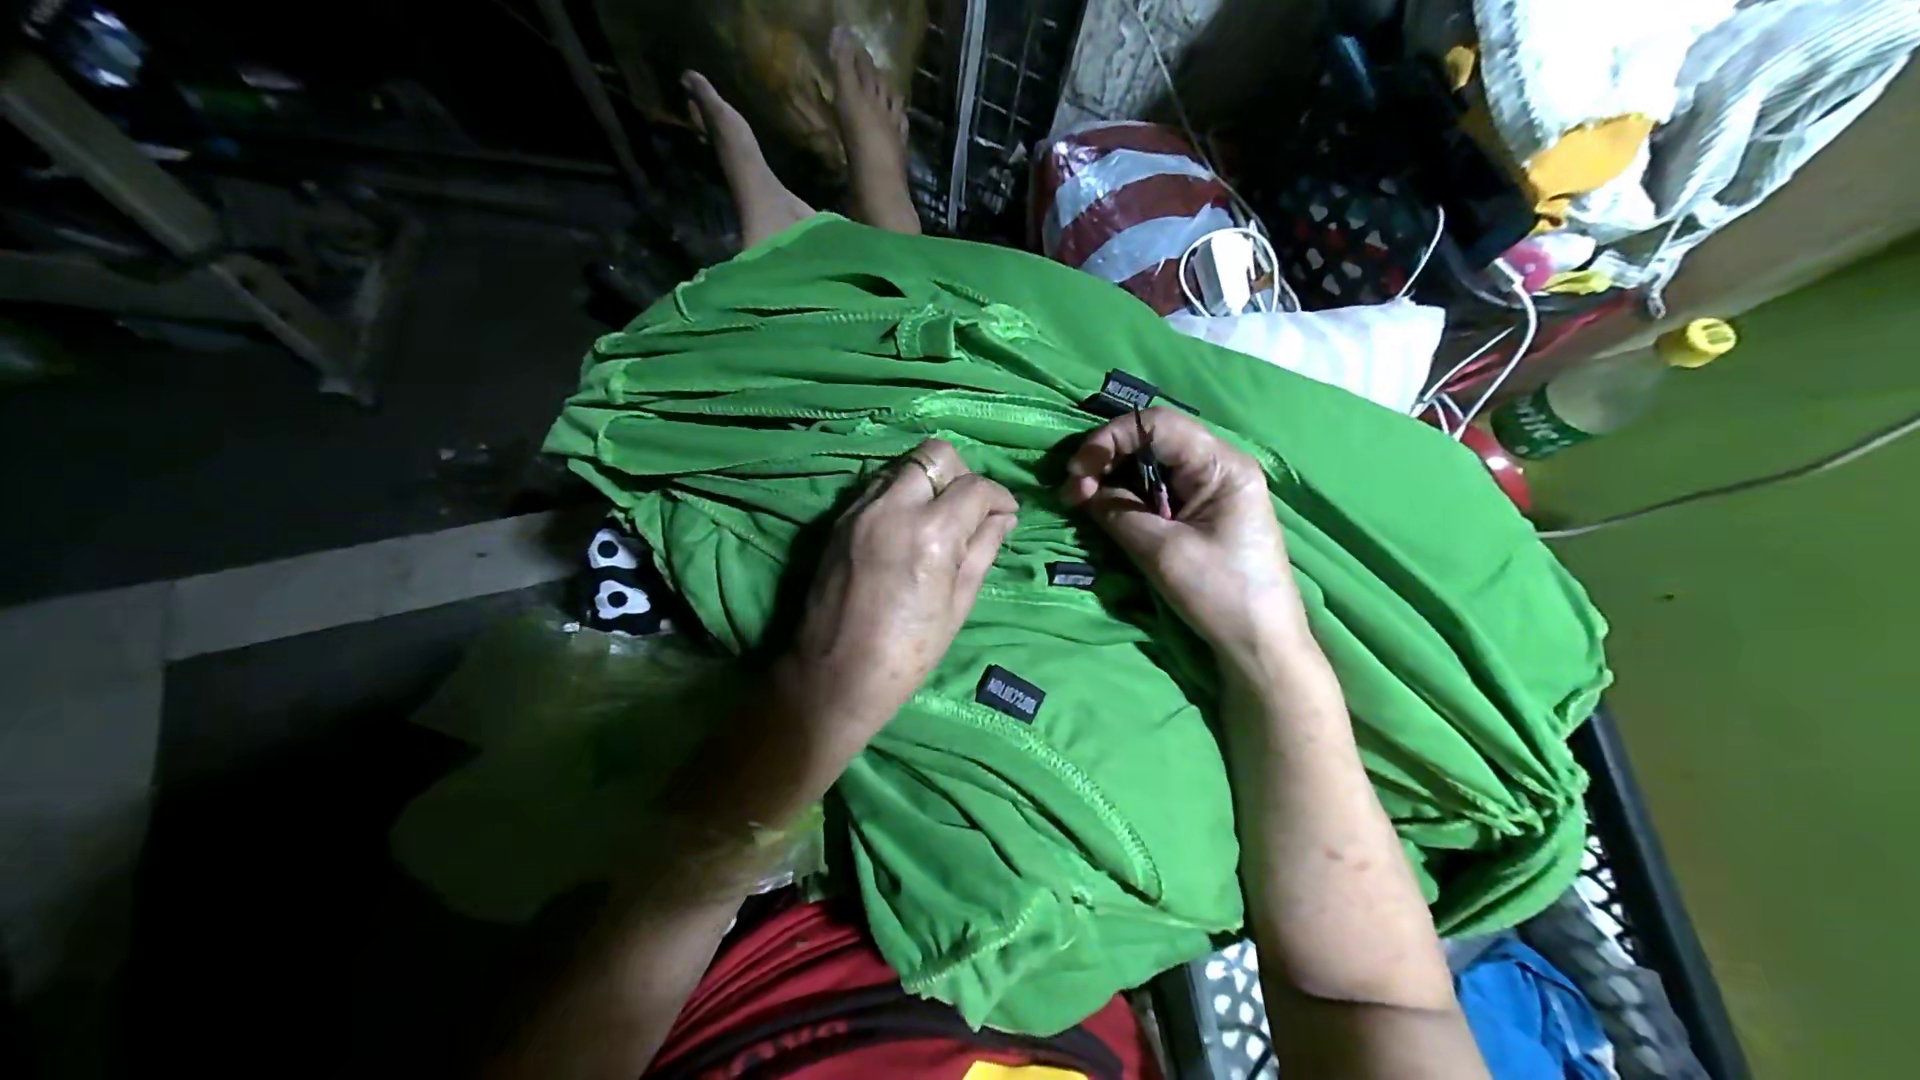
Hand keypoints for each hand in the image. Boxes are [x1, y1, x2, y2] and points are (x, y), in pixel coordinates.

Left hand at [775, 439, 1016, 748]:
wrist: (835, 675)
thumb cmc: (909, 651)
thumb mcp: (958, 603)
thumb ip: (982, 549)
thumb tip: (1002, 517)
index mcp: (931, 533)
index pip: (975, 487)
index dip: (999, 497)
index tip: (1005, 514)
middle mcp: (893, 508)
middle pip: (935, 454)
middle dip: (961, 474)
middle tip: (968, 509)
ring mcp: (859, 511)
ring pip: (902, 466)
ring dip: (928, 482)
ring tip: (937, 518)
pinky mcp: (838, 521)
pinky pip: (877, 488)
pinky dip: (900, 495)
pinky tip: (906, 529)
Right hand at [1060, 408, 1307, 663]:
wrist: (1259, 644)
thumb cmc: (1220, 593)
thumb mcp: (1161, 551)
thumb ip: (1117, 512)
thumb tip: (1083, 490)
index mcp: (1222, 465)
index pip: (1158, 425)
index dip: (1111, 438)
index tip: (1078, 470)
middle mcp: (1217, 466)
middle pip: (1151, 441)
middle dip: (1106, 460)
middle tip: (1072, 492)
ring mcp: (1209, 490)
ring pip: (1149, 466)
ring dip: (1111, 480)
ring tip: (1080, 503)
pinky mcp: (1199, 512)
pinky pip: (1156, 491)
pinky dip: (1126, 497)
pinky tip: (1104, 511)